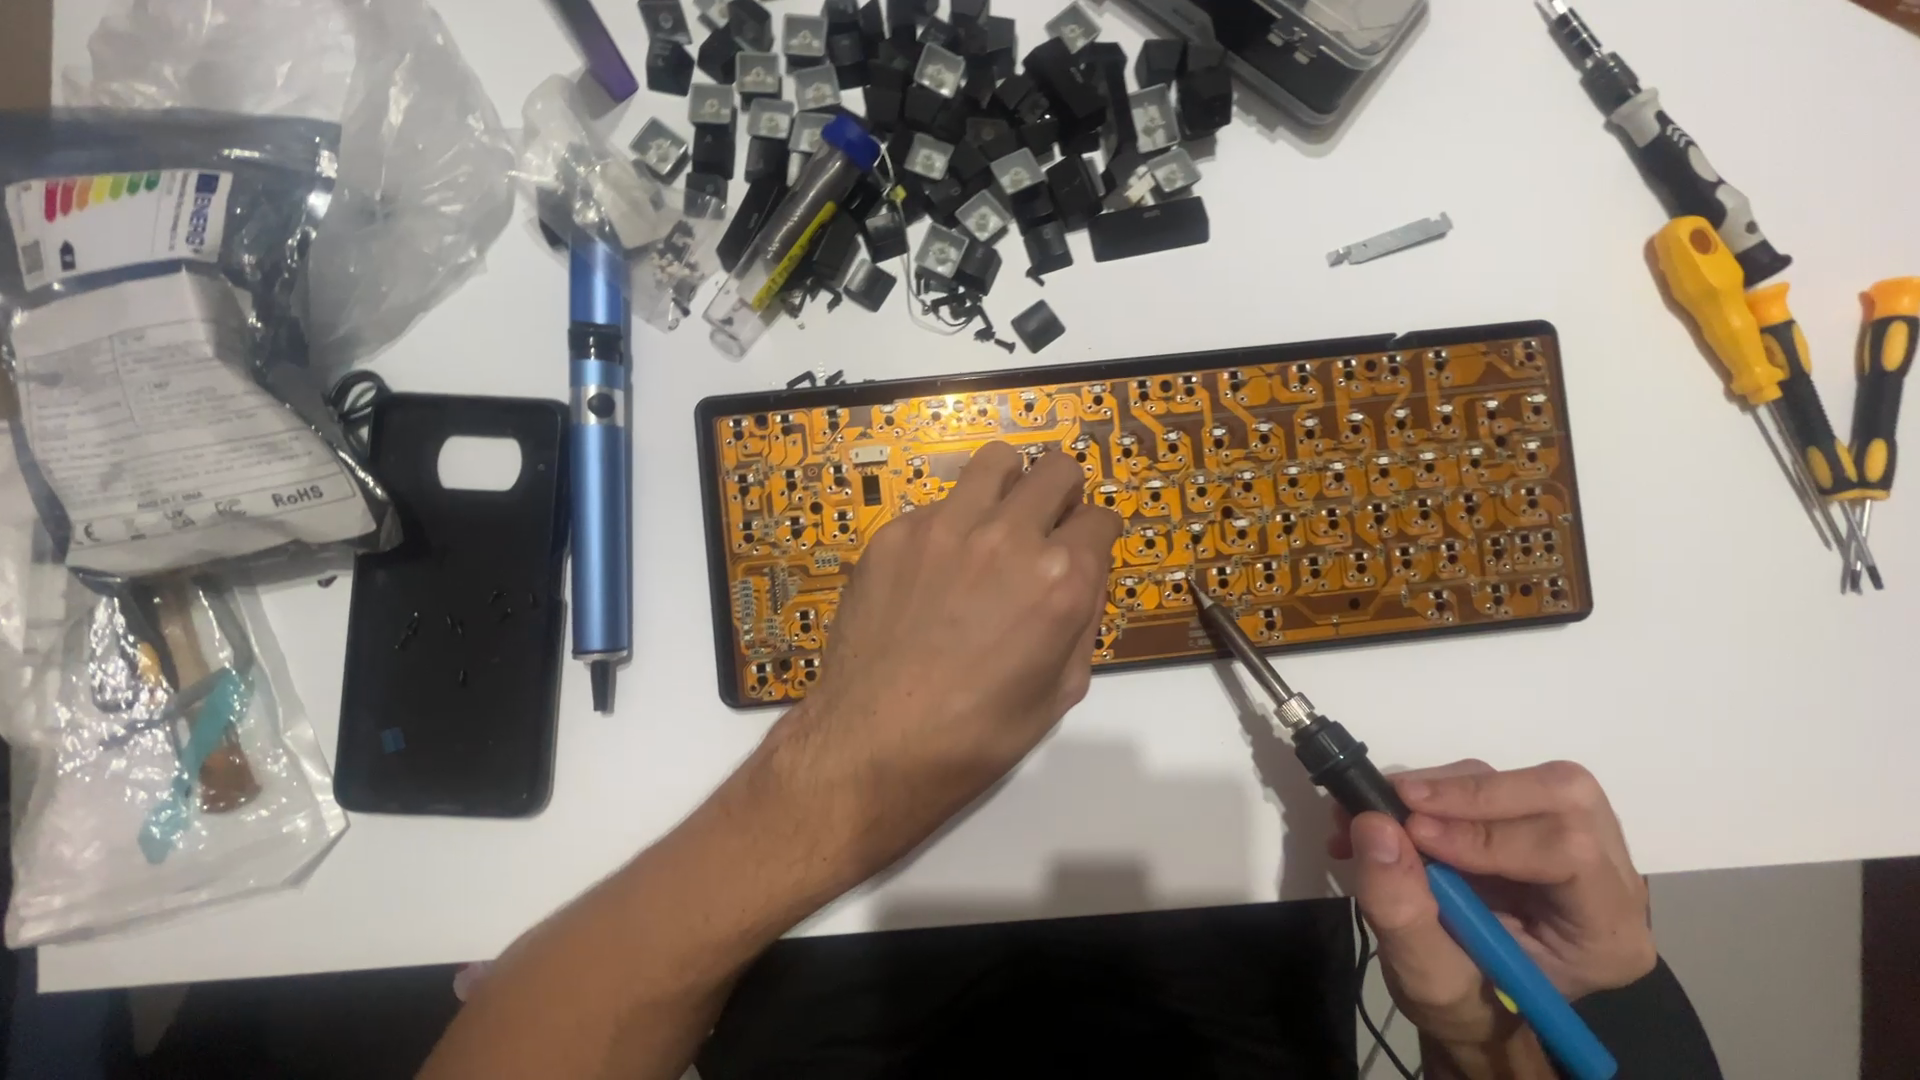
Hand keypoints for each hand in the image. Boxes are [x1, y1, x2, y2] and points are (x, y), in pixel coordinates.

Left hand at [771, 442, 1120, 877]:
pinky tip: (938, 565)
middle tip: (1050, 521)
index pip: (1100, 518)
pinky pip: (939, 504)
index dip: (1099, 532)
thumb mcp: (1060, 692)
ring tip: (999, 515)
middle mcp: (1007, 539)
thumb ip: (1083, 620)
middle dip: (1064, 492)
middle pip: (1056, 470)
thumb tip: (1084, 575)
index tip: (1088, 542)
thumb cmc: (974, 735)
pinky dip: (952, 522)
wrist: (873, 743)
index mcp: (1060, 580)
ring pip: (995, 461)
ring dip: (1010, 482)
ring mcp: (945, 528)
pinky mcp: (896, 534)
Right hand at [1330, 760, 1655, 1065]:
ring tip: (1375, 814)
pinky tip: (1389, 814)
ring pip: (1520, 779)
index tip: (1413, 833)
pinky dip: (1429, 787)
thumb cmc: (1460, 999)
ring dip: (1440, 788)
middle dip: (1469, 793)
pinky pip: (1487, 779)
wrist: (1465, 995)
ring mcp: (1574, 840)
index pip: (1570, 853)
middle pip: (1560, 797)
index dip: (1488, 834)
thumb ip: (1399, 907)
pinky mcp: (1531, 818)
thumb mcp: (1424, 974)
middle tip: (1396, 801)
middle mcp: (1608, 878)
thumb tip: (1372, 824)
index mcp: (1604, 934)